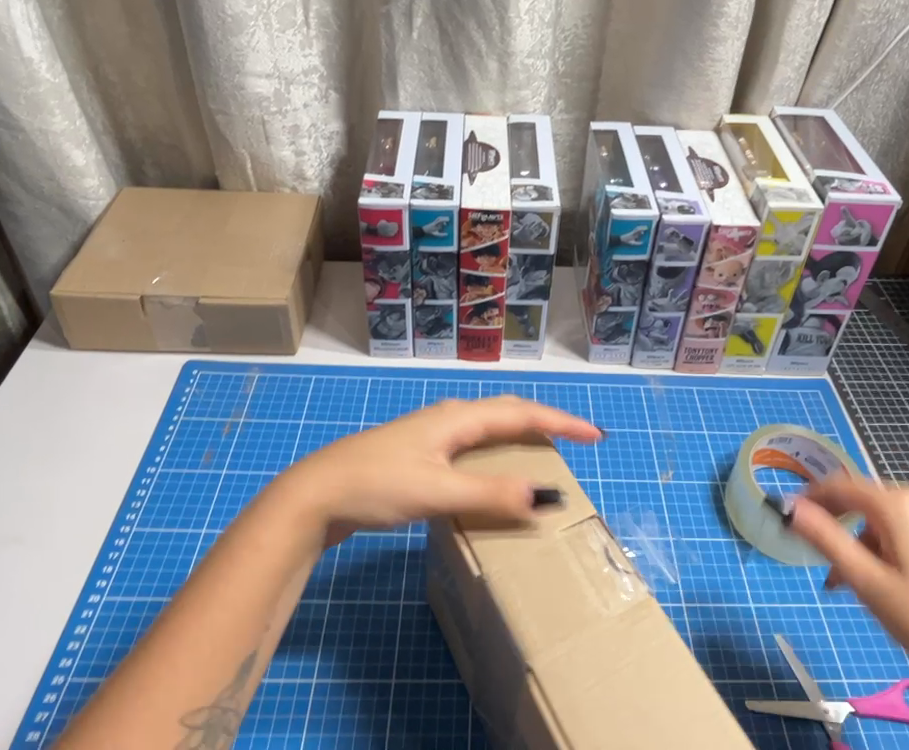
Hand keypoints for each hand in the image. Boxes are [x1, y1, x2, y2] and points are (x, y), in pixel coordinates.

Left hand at [271, 396, 599, 539]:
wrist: (313, 495)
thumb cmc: (375, 486)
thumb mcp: (436, 493)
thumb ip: (489, 495)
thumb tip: (545, 496)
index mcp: (456, 419)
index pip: (520, 413)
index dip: (560, 422)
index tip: (595, 434)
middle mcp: (447, 419)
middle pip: (506, 413)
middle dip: (544, 424)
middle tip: (577, 440)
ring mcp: (429, 436)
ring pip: (487, 428)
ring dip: (519, 437)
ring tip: (544, 454)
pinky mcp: (417, 456)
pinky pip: (471, 447)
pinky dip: (495, 456)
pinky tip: (491, 476)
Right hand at [787, 477, 908, 711]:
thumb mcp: (868, 584)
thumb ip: (827, 539)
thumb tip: (793, 507)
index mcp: (900, 505)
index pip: (842, 485)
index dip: (813, 498)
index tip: (792, 517)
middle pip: (873, 505)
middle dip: (848, 533)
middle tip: (836, 578)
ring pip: (901, 522)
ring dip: (877, 546)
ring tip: (875, 592)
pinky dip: (906, 551)